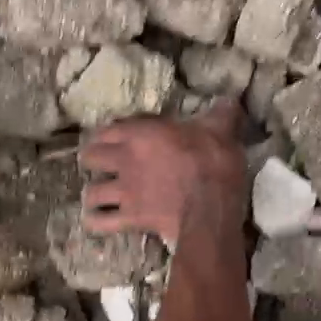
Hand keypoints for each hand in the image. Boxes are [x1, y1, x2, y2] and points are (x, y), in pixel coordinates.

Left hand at [79, 102, 248, 245]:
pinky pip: (100, 222)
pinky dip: (97, 222)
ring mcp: (124, 191)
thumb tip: (230, 98)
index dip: (106, 135)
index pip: (107, 130)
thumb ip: (220, 112)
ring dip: (94, 195)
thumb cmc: (213, 162)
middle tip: (103, 166)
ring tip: (99, 197)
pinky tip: (99, 222)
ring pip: (91, 192)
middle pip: (90, 158)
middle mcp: (124, 160)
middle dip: (93, 161)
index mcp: (141, 133)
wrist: (211, 206)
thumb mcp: (221, 129)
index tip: (112, 140)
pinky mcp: (130, 218)